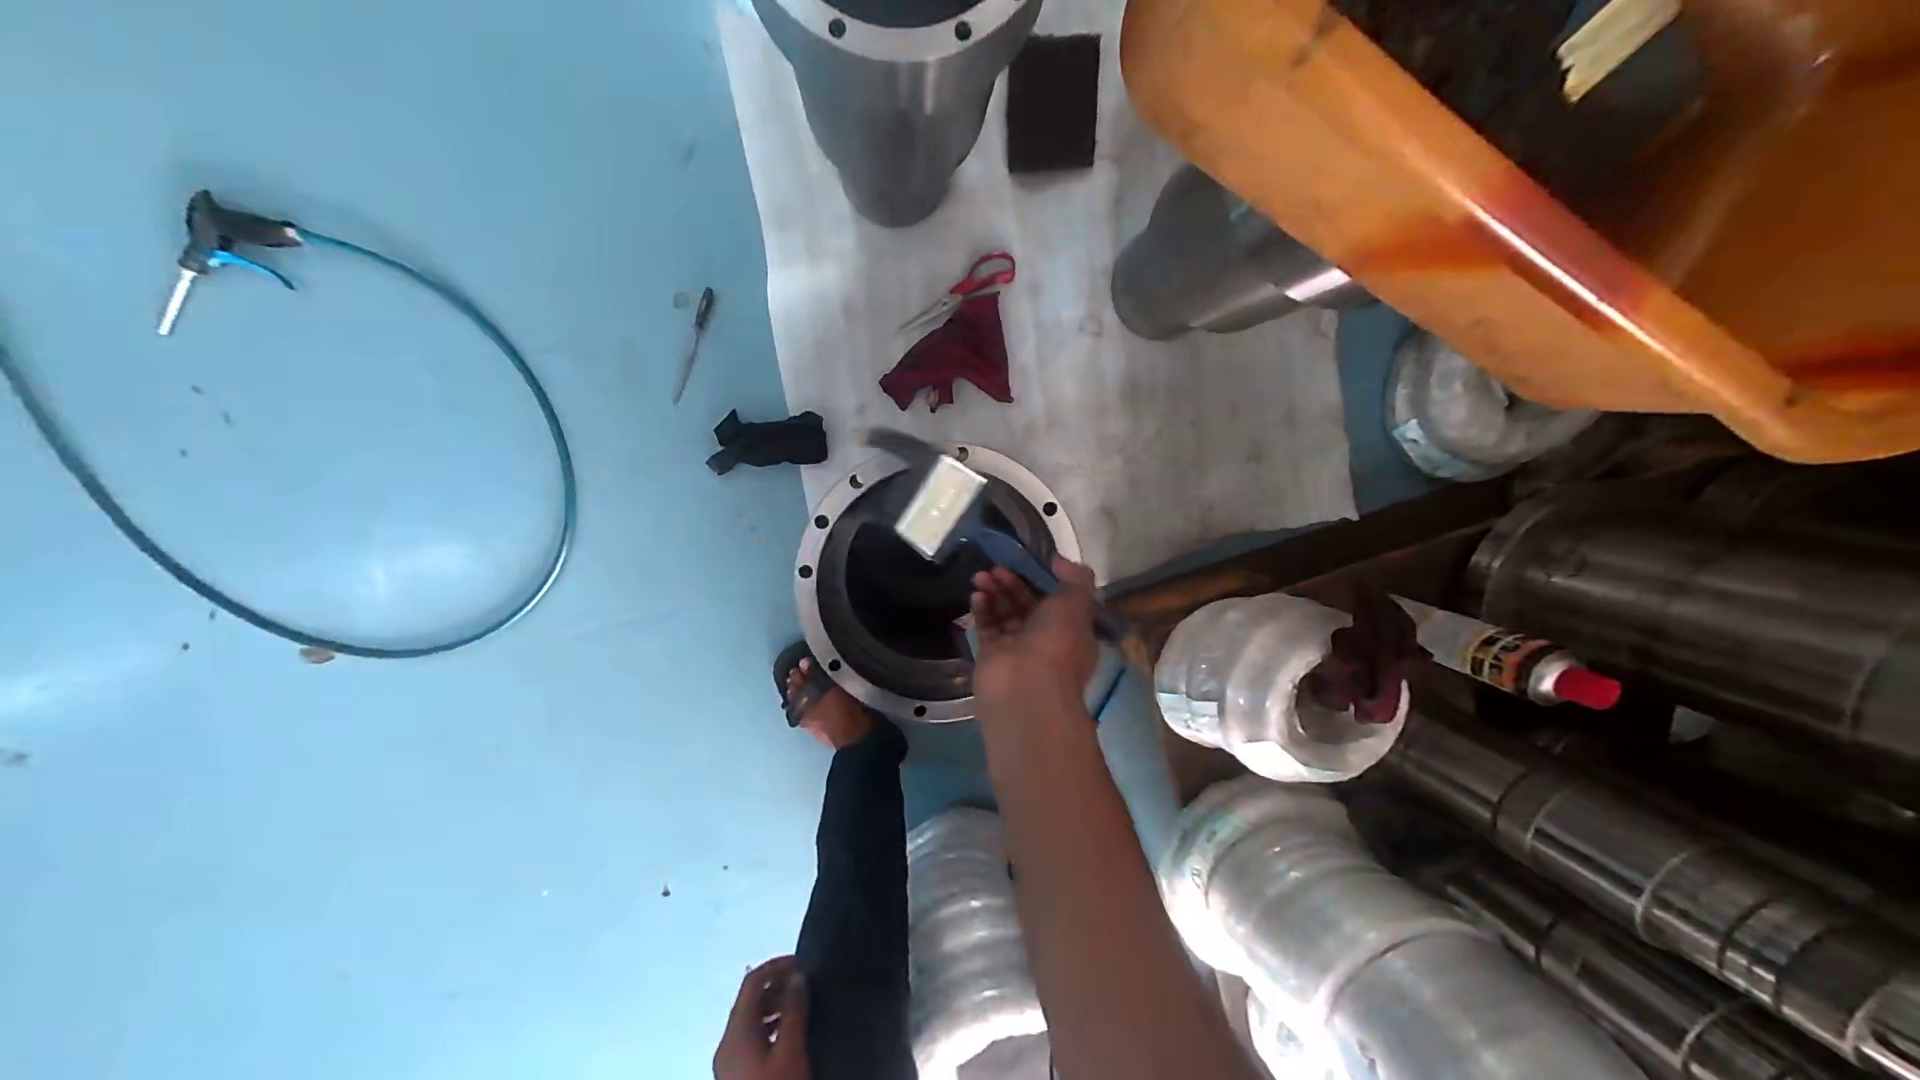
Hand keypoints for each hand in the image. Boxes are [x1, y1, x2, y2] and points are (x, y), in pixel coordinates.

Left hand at [713, 956, 808, 1079]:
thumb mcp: (791, 1050)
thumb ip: (793, 1010)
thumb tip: (797, 976)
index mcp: (735, 1033)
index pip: (752, 983)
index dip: (776, 966)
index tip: (803, 963)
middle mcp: (727, 1044)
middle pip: (749, 1001)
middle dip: (777, 985)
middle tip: (806, 983)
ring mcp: (729, 1063)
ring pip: (750, 1020)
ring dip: (774, 1006)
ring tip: (802, 1005)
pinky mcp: (736, 1076)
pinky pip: (751, 1038)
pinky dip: (770, 1026)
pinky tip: (791, 1033)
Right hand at [969, 558, 1098, 707]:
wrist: (1025, 685)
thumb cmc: (1058, 642)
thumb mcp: (1078, 603)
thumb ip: (1074, 578)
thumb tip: (1059, 561)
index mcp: (1070, 629)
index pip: (1055, 599)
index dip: (1042, 579)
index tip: (1026, 561)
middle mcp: (1045, 639)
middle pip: (1026, 603)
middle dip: (1012, 583)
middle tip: (996, 568)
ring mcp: (1017, 647)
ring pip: (1004, 612)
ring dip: (994, 592)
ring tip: (980, 576)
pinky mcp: (992, 654)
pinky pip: (986, 626)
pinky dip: (982, 608)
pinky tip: (976, 594)